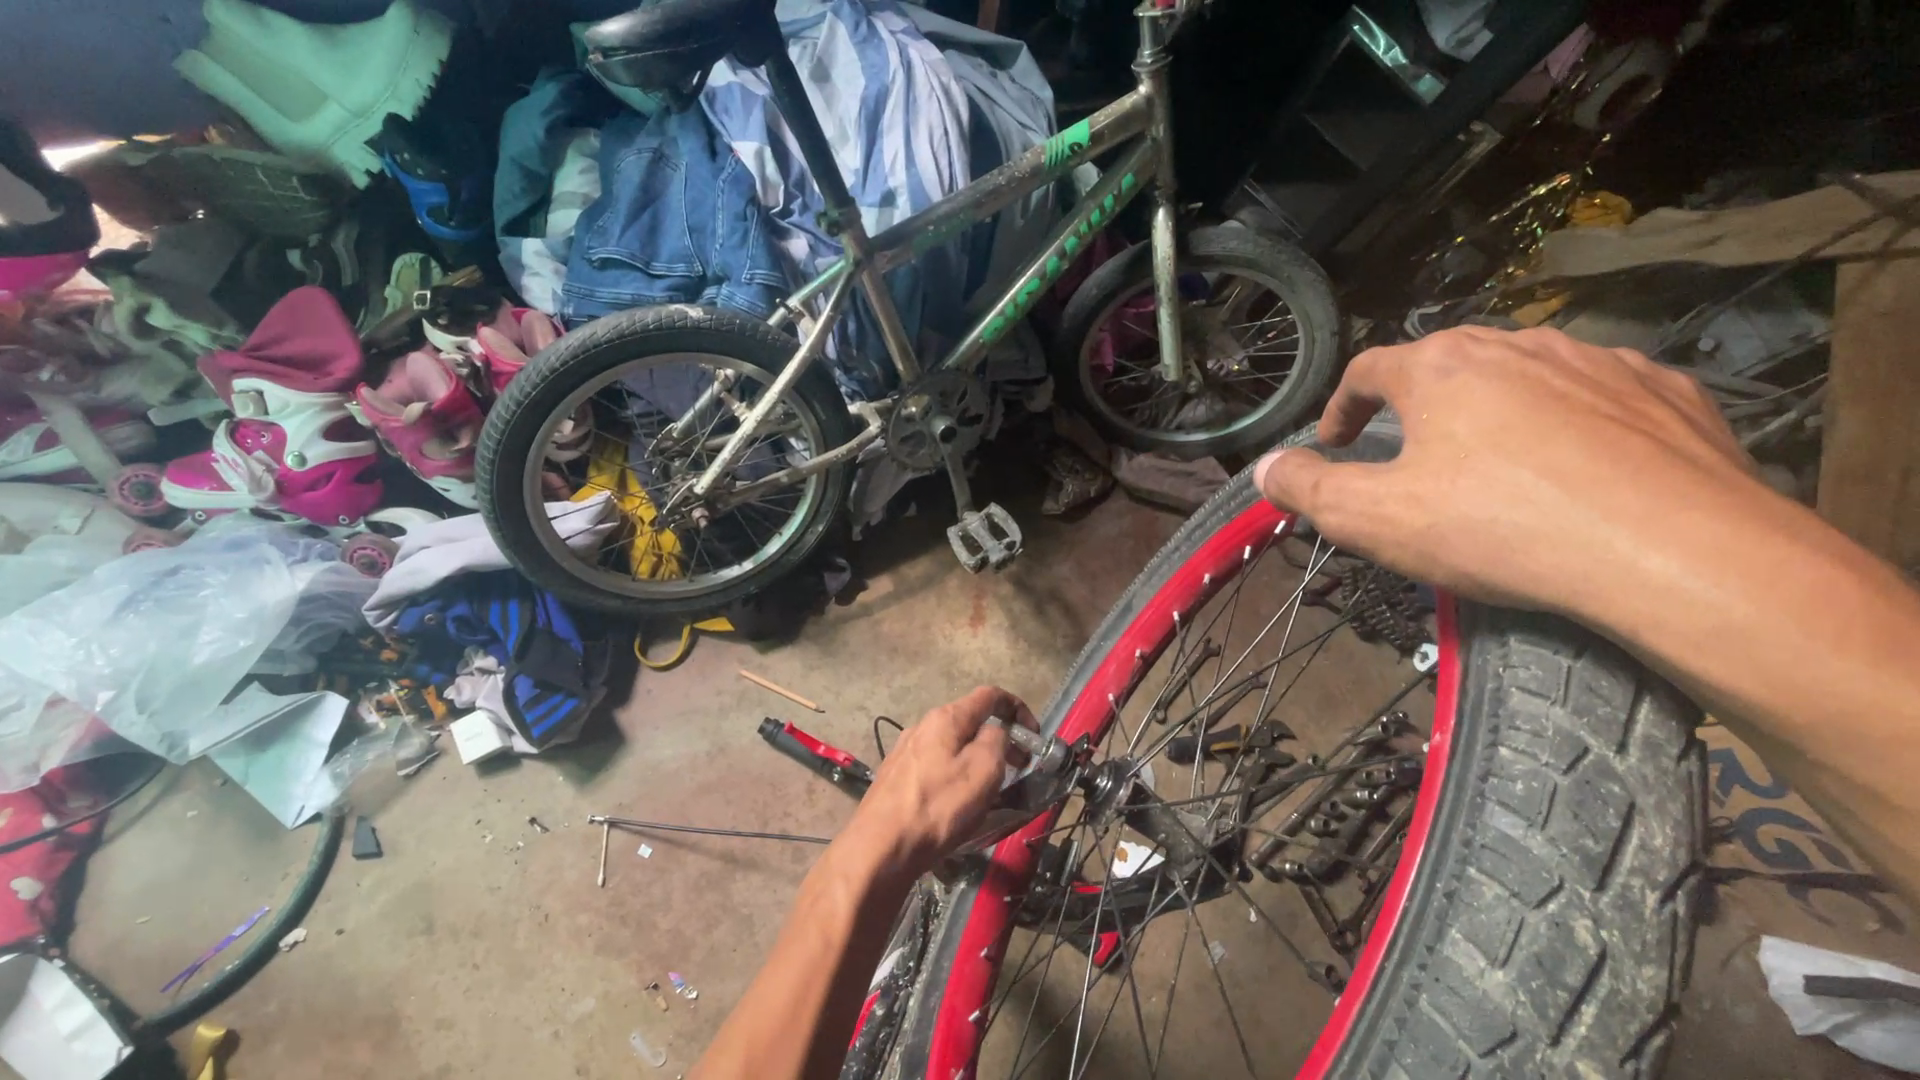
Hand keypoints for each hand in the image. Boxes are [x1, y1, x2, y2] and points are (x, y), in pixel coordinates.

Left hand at [841, 686, 1036, 876]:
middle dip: (1000, 740)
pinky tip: (957, 805)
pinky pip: (936, 767)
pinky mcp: (896, 777)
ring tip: (990, 791)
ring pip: (953, 746)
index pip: (990, 695)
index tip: (1034, 735)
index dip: (1018, 708)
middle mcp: (922, 726)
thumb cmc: (939, 806)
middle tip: (1018, 769)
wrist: (880, 847)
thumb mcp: (984, 770)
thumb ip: (997, 741)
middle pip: (970, 721)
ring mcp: (905, 752)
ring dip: (978, 760)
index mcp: (945, 718)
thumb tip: (996, 733)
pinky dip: (956, 776)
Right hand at [1253, 326, 1761, 616]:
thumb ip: (1309, 488)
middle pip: (1446, 364)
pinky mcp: (1665, 391)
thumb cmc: (1499, 527)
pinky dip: (1570, 421)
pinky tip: (1578, 467)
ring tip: (1495, 462)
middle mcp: (1516, 344)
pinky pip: (1596, 396)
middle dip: (1417, 405)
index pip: (1368, 370)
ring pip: (1523, 374)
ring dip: (1494, 409)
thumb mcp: (1375, 518)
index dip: (1342, 407)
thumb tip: (1265, 467)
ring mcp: (1598, 361)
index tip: (1335, 442)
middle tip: (1410, 454)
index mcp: (1441, 368)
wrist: (1675, 551)